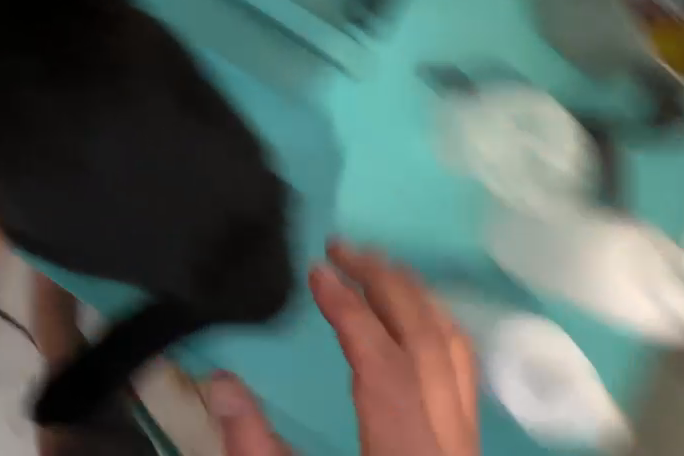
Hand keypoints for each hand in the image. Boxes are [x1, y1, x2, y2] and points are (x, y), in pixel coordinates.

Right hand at [206, 242, 477, 455]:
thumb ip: (255, 448)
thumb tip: (219, 382)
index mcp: (404, 448)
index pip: (382, 360)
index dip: (349, 307)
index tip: (316, 269)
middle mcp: (446, 442)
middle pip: (429, 342)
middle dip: (386, 284)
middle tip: (341, 248)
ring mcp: (464, 448)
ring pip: (456, 354)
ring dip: (415, 299)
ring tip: (373, 266)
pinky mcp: (464, 452)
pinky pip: (461, 373)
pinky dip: (435, 329)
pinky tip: (408, 319)